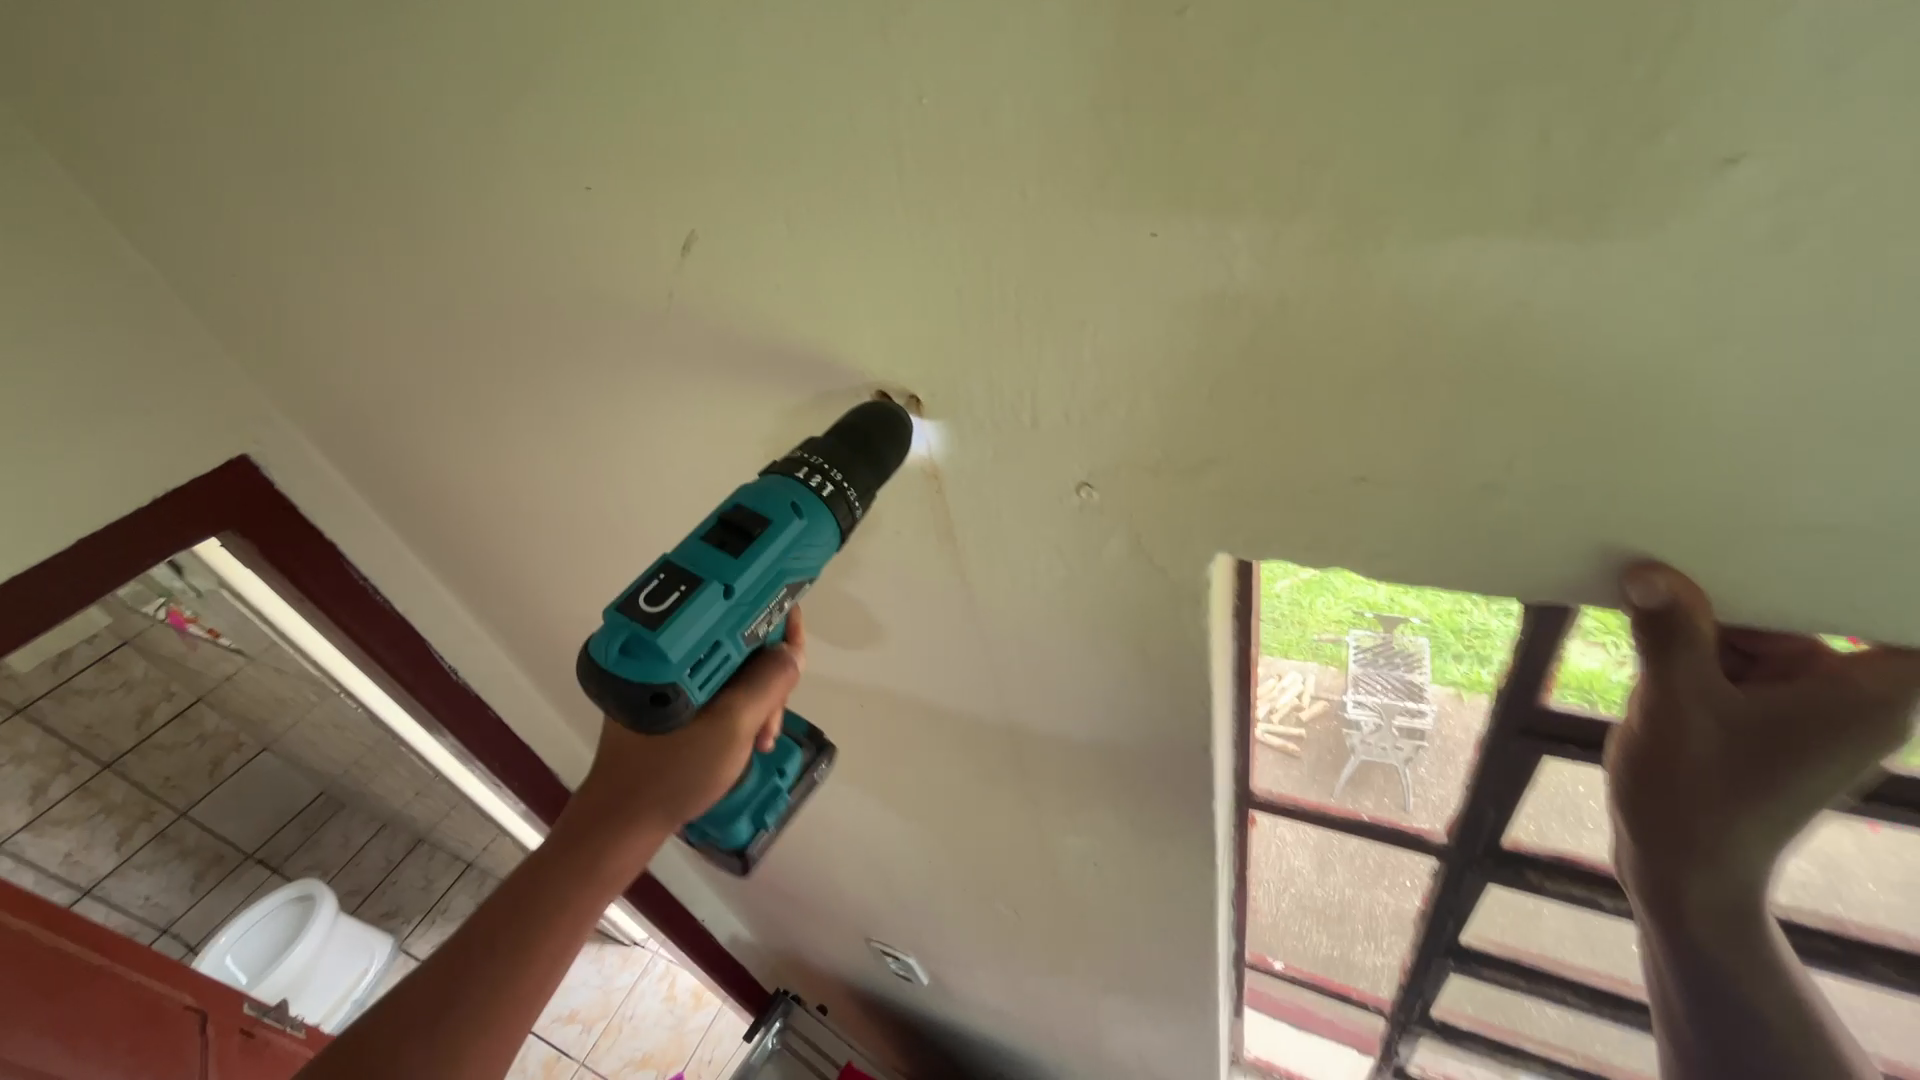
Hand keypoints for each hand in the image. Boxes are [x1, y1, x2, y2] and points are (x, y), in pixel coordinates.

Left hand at [565, 609, 807, 843]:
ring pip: (731, 670)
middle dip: (767, 675)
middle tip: (773, 717)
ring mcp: (665, 681)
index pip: (727, 613)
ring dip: (758, 698)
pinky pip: (718, 690)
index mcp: (667, 649)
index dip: (768, 618)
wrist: (626, 822)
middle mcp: (663, 655)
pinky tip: (751, 737)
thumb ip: (769, 682)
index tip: (795, 635)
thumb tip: (793, 650)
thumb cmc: (675, 771)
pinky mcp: (669, 703)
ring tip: (764, 736)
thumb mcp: (734, 725)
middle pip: (735, 643)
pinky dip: (741, 708)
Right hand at [1605, 563, 1919, 905]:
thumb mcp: (1674, 705)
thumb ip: (1669, 634)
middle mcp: (1852, 697)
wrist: (1680, 870)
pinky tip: (1652, 642)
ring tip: (1653, 608)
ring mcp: (1804, 711)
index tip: (1821, 525)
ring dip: (1707, 626)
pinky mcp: (1762, 721)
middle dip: (1745, 595)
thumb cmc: (1696, 796)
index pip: (1895, 613)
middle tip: (1690, 557)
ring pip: (1761, 636)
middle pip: (1810, 615)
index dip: (1864, 570)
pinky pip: (1736, 663)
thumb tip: (1647, 572)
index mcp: (1871, 694)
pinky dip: (1697, 650)